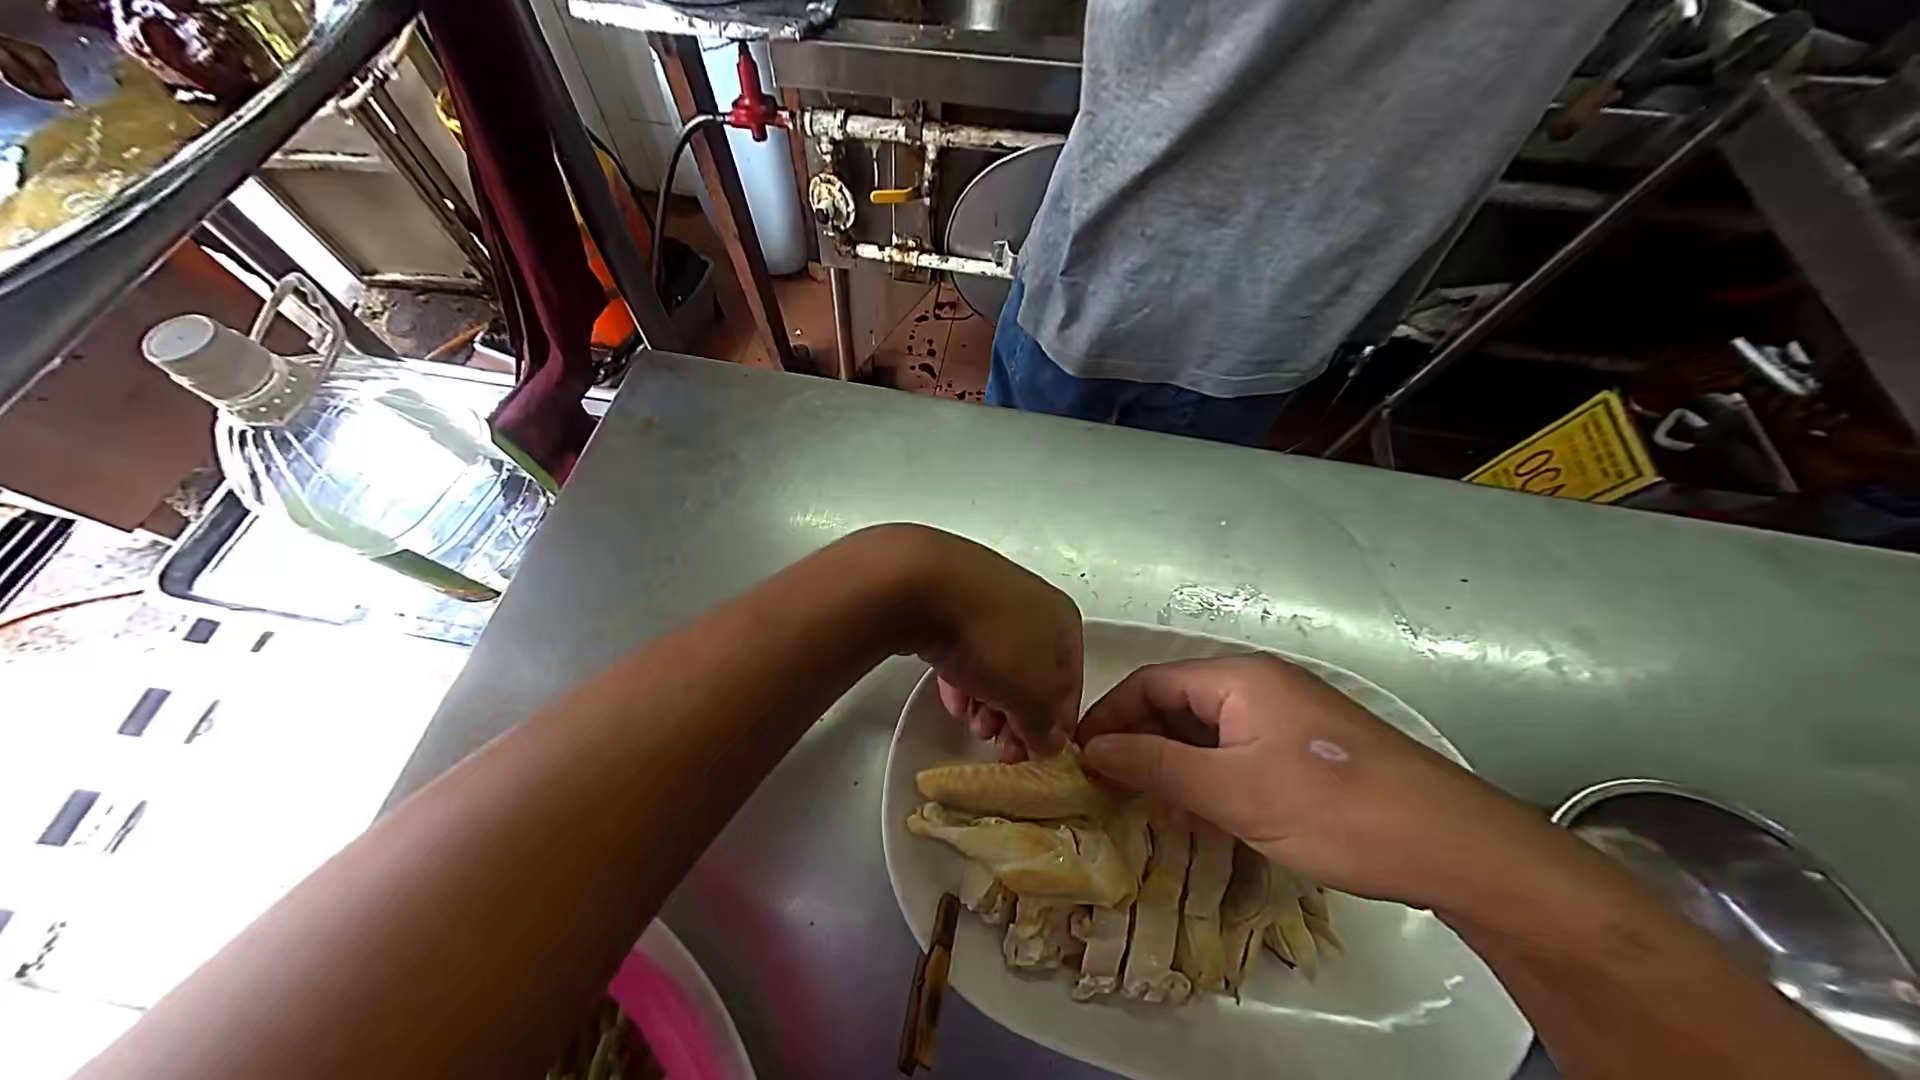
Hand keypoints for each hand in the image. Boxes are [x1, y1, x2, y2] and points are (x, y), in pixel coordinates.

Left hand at [867, 526, 1082, 757]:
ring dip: (989, 702)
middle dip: (1016, 716)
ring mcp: (989, 599)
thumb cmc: (990, 639)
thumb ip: (1045, 725)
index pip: (1070, 686)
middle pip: (1032, 675)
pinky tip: (953, 698)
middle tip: (999, 746)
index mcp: (1064, 621)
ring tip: (971, 723)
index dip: (1054, 727)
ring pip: (997, 663)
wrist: (922, 586)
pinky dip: (963, 677)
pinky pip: (965, 647)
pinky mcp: (950, 601)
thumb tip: (1049, 743)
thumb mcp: (1030, 696)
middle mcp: (1032, 605)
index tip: (1033, 755)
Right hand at [1075, 653, 1567, 911]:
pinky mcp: (1301, 747)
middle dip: (1136, 738)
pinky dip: (1203, 771)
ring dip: (1168, 757)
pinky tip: (1193, 805)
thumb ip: (1155, 764)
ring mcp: (1283, 715)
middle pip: (1174, 702)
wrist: (1454, 848)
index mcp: (1238, 677)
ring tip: (1139, 798)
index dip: (1108, 717)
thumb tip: (1091, 748)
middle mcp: (1258, 684)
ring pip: (1203, 728)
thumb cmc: (1333, 810)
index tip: (1079, 757)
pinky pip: (1232, 747)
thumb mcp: (1232, 790)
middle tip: (1105, 785)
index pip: (1149, 683)